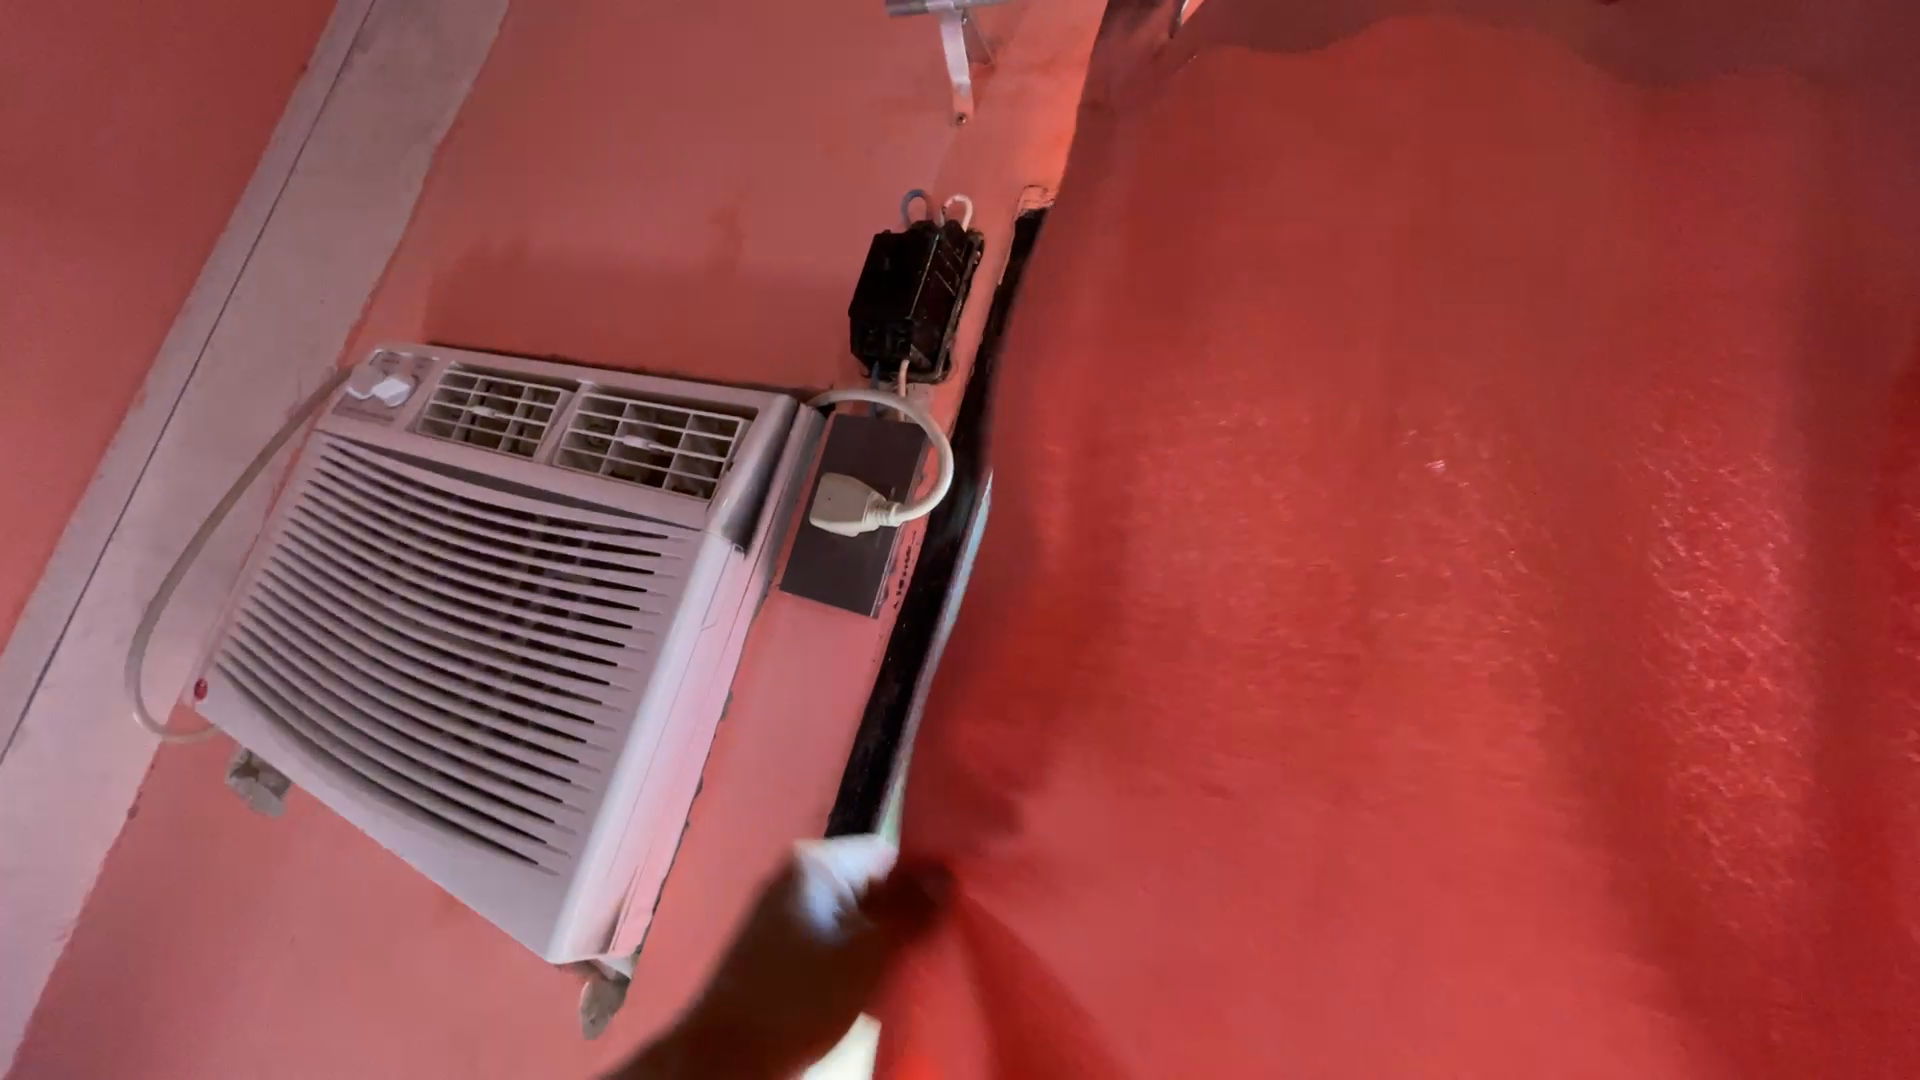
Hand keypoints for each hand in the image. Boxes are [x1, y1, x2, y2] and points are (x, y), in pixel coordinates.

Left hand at [605, 836, 948, 1078]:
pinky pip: (833, 940)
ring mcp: (786, 913)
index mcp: (816, 863)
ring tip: (912, 973)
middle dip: (903, 917)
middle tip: (936, 948)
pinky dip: (855, 961)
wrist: (722, 1061)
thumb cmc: (798, 999)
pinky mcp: (779, 948)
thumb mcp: (866, 956)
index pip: (885, 853)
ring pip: (854, 917)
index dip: (919, 882)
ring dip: (881, 944)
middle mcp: (799, 877)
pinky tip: (876, 993)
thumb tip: (949, 875)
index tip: (949, 914)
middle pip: (870, 885)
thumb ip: (912, 913)